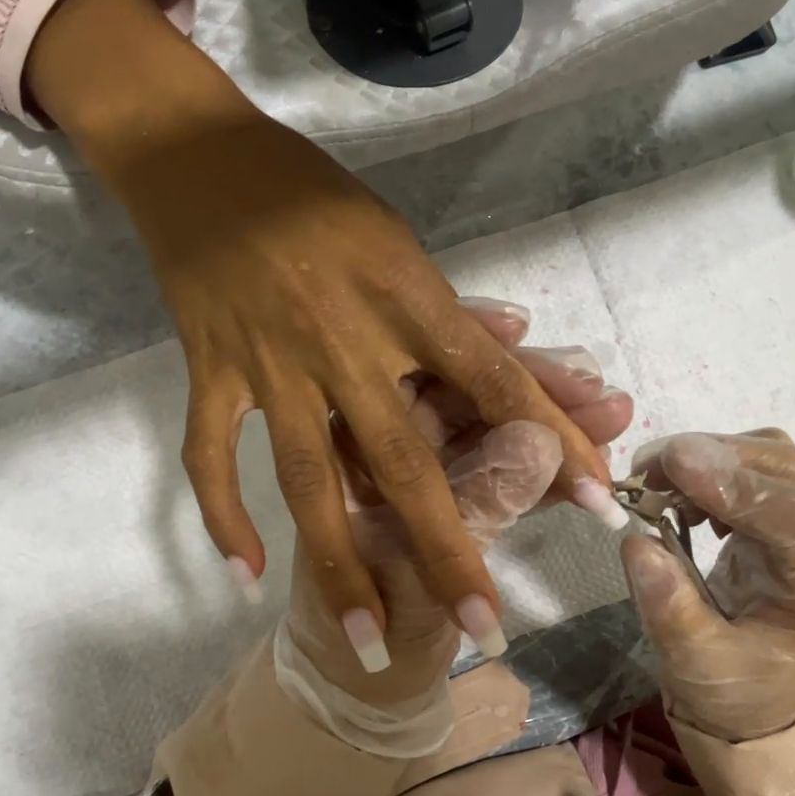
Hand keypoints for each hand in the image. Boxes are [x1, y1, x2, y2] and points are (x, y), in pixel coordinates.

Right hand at [26, 0, 621, 666]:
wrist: (196, 155)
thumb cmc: (314, 191)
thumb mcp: (398, 238)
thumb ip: (449, 308)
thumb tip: (516, 342)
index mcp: (404, 294)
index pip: (494, 381)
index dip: (552, 442)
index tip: (598, 503)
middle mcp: (341, 339)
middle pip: (404, 458)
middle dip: (448, 548)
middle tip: (485, 627)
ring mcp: (268, 362)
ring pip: (307, 480)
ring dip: (339, 567)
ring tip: (370, 640)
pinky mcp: (206, 370)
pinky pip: (209, 458)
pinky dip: (223, 518)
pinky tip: (248, 576)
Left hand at [288, 303, 634, 707]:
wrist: (349, 689)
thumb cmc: (351, 629)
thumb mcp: (406, 569)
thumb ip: (472, 508)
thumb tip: (537, 445)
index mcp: (350, 438)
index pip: (423, 379)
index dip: (486, 366)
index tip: (546, 355)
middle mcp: (385, 436)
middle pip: (464, 392)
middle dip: (535, 389)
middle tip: (599, 386)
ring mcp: (426, 465)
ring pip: (491, 425)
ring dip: (552, 418)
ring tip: (614, 408)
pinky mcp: (458, 493)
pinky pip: (505, 465)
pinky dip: (548, 461)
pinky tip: (591, 448)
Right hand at [619, 430, 794, 741]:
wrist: (753, 701)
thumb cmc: (733, 693)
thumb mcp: (694, 664)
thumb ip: (669, 607)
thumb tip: (636, 540)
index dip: (738, 486)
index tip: (676, 464)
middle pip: (789, 473)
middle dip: (716, 457)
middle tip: (649, 469)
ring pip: (772, 459)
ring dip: (709, 456)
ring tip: (655, 481)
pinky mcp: (784, 516)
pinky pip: (753, 468)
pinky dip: (709, 467)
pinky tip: (678, 494)